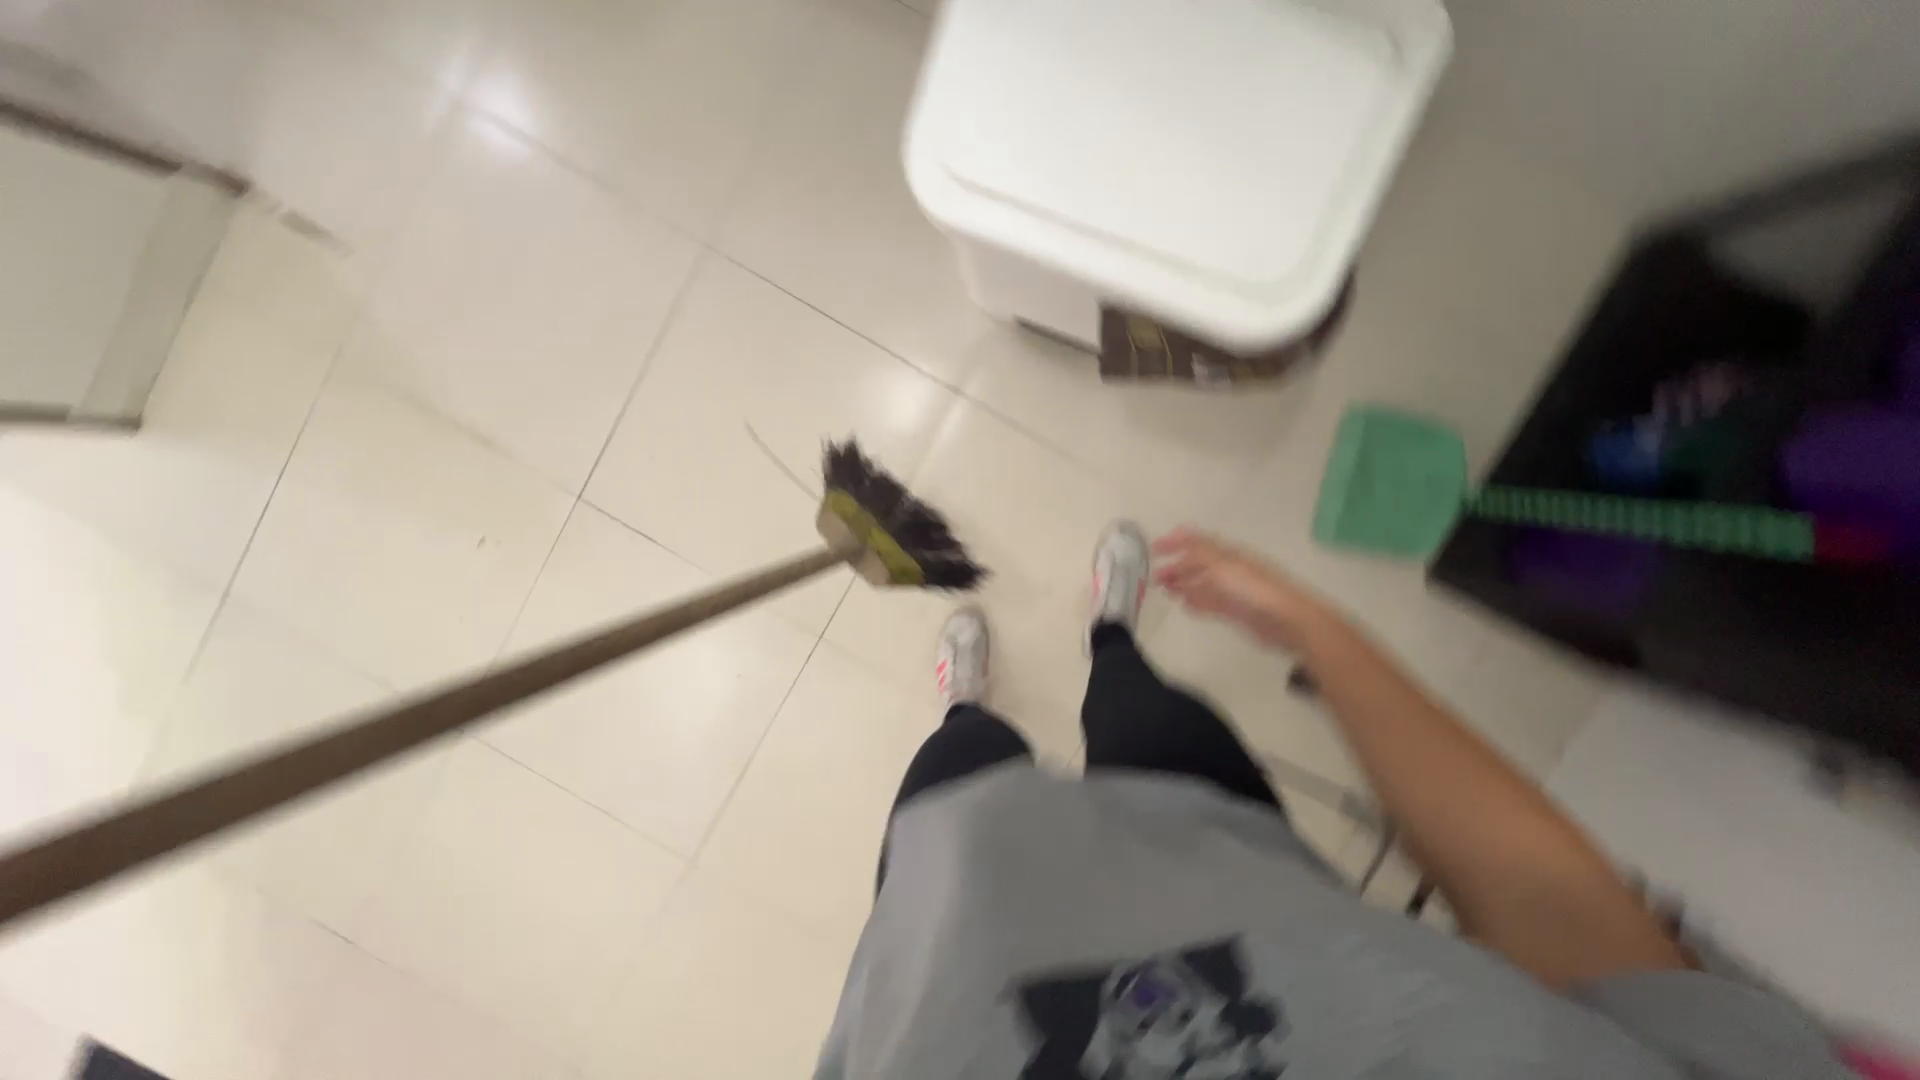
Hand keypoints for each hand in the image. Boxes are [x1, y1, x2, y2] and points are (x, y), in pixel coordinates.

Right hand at [1151, 528, 1333, 649]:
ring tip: (1165, 590)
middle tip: (1155, 577)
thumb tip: (1180, 533)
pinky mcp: (1235, 611)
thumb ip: (1199, 550)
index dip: (1176, 541)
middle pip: (1198, 564)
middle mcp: (1229, 569)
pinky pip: (1211, 603)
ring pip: (1202, 584)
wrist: (1286, 619)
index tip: (1154, 549)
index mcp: (1227, 554)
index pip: (1197, 541)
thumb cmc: (1253, 588)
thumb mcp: (1222, 564)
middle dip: (1176, 567)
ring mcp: (1232, 591)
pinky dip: (1196, 602)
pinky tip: (1185, 606)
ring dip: (1183, 585)